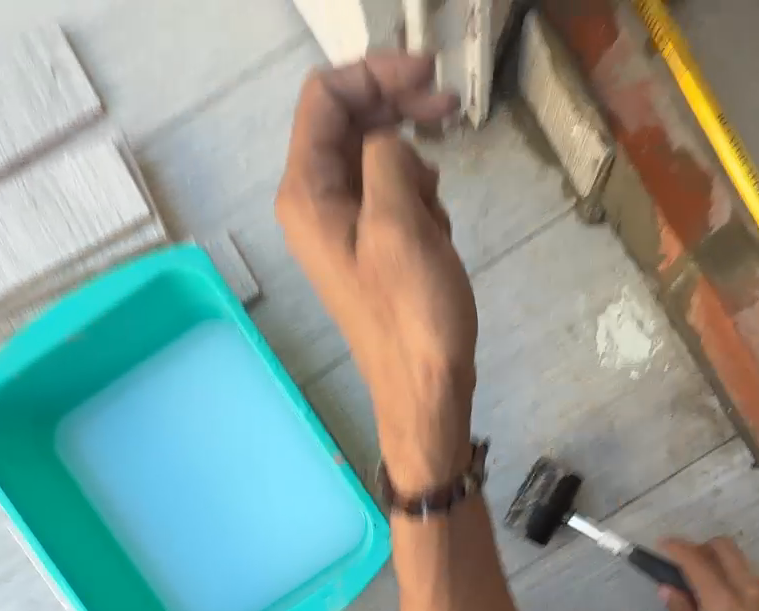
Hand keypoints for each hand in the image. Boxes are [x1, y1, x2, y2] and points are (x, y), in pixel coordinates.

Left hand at [277, 52, 476, 490]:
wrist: (425, 390)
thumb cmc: (413, 315)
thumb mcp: (401, 224)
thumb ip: (388, 158)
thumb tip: (389, 142)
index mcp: (306, 194)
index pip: (325, 100)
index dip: (376, 74)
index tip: (430, 73)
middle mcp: (314, 206)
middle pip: (351, 126)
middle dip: (400, 115)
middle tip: (451, 112)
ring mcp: (343, 231)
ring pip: (380, 163)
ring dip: (417, 176)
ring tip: (436, 225)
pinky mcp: (370, 252)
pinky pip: (394, 201)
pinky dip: (420, 206)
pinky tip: (436, 242)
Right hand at [659, 537, 758, 610]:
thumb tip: (668, 590)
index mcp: (723, 601)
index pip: (695, 560)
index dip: (676, 547)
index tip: (664, 545)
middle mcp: (750, 587)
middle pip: (724, 547)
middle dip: (703, 547)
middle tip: (690, 564)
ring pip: (744, 567)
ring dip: (726, 573)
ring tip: (720, 603)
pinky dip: (746, 590)